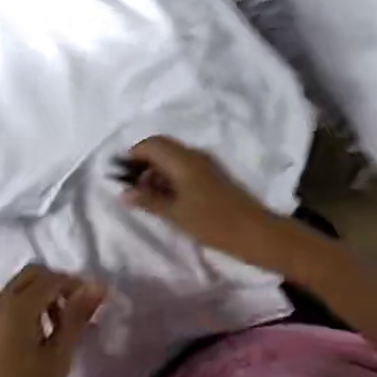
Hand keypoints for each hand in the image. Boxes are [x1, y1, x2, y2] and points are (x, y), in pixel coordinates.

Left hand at [0, 265, 104, 376]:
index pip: (50, 278)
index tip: (94, 303)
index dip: (74, 285)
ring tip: (60, 329)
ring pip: (17, 289)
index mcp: (16, 306)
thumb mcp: (59, 354)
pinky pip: (7, 305)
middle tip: (75, 312)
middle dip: (56, 285)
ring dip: (40, 297)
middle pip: (31, 276)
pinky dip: (25, 308)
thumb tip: (98, 285)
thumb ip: (77, 316)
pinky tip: (39, 337)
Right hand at [122, 136, 294, 271]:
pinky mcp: (212, 175)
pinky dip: (169, 176)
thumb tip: (123, 192)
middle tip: (130, 184)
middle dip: (142, 161)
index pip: (151, 144)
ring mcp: (205, 164)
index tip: (120, 174)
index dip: (132, 155)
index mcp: (183, 159)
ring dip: (156, 169)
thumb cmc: (213, 223)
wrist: (257, 233)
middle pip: (161, 147)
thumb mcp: (175, 214)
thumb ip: (148, 200)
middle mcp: (194, 155)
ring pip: (172, 157)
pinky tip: (165, 197)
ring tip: (145, 194)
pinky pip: (184, 166)